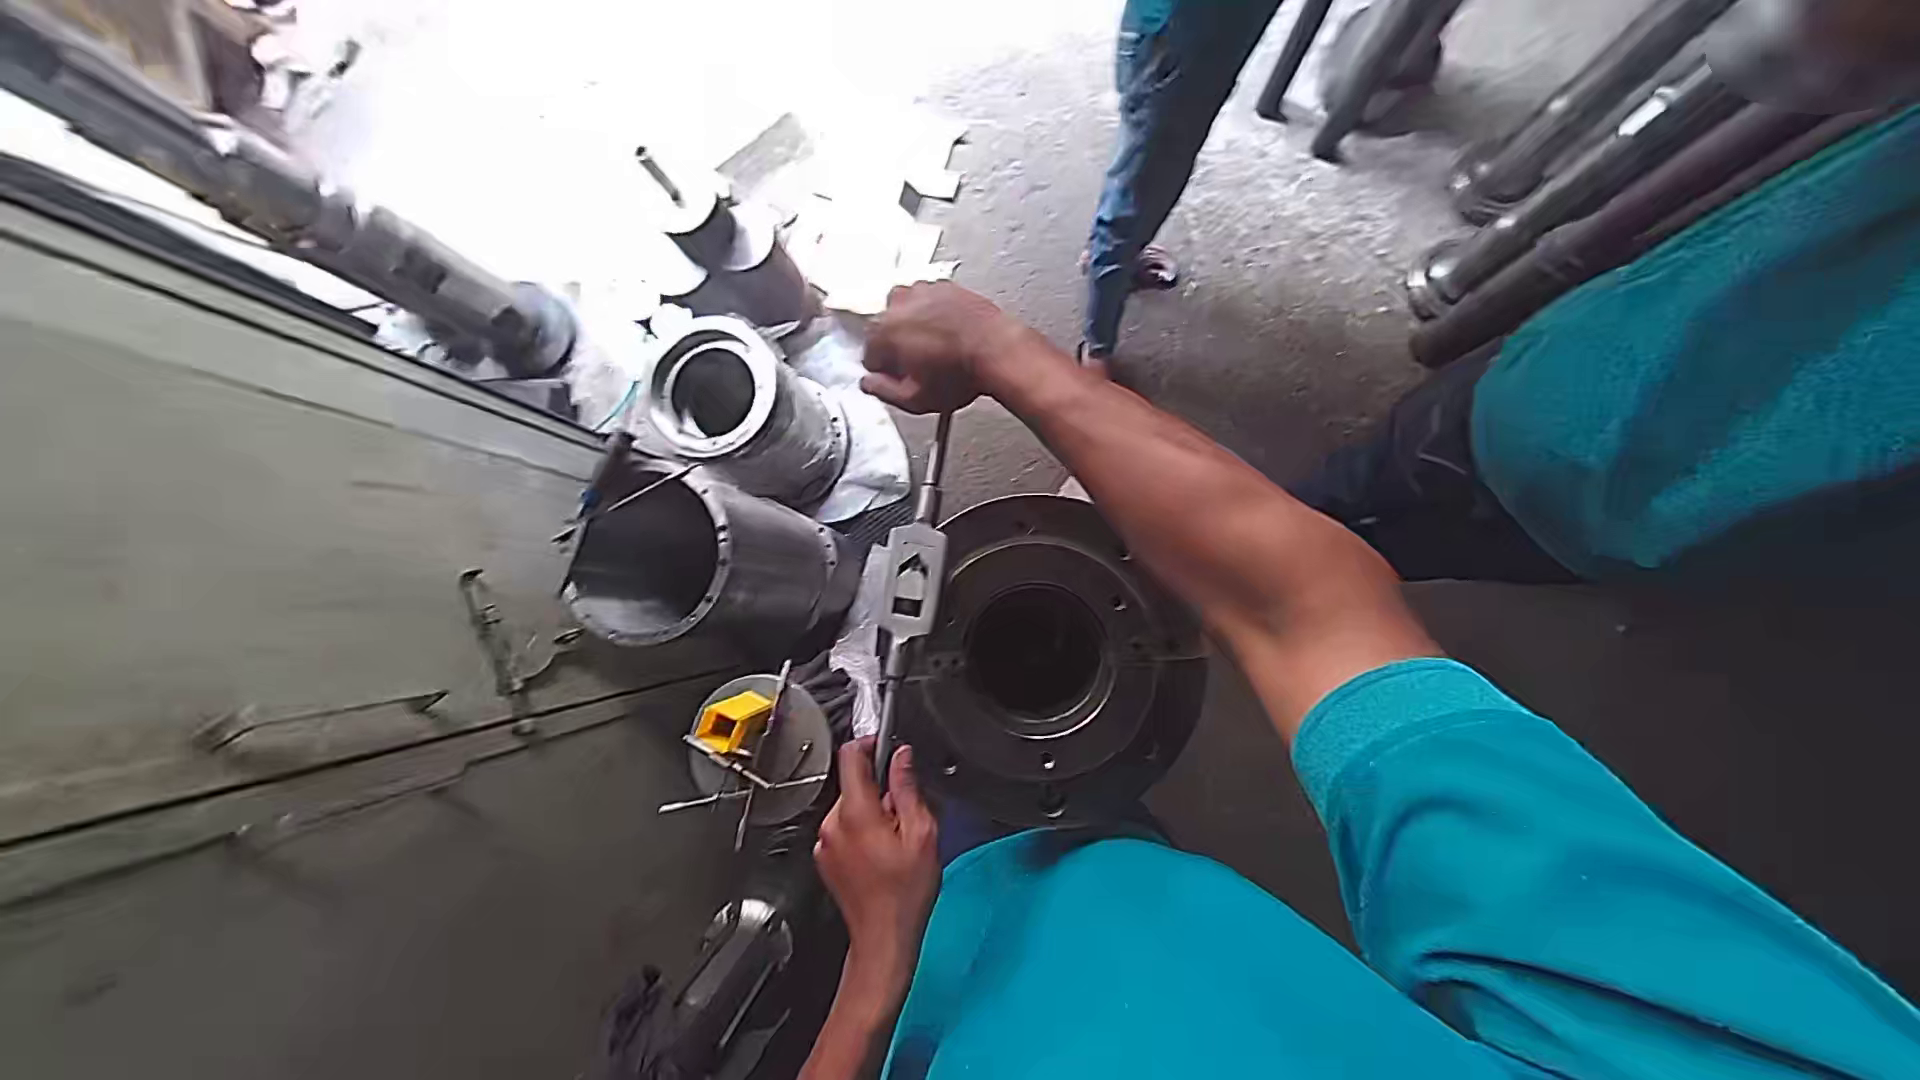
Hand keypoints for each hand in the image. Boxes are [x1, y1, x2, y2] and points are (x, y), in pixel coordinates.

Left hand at [814, 737, 940, 1003]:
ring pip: (850, 804)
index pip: (850, 755)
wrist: (883, 939)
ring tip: (893, 837)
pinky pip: (843, 825)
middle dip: (879, 788)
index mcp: (856, 813)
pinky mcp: (825, 856)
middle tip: (902, 812)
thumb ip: (908, 788)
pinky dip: (861, 828)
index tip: (885, 747)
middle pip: (853, 782)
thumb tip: (902, 757)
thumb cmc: (904, 894)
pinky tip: (880, 851)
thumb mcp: (922, 833)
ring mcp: (825, 842)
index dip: (869, 743)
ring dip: (871, 809)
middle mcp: (833, 824)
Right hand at [861, 282, 1040, 412]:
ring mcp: (923, 291)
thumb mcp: (914, 399)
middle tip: (919, 366)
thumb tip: (872, 385)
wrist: (997, 351)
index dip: (885, 371)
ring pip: (907, 312)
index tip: (899, 378)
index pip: (870, 354)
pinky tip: (949, 335)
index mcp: (883, 331)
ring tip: (936, 350)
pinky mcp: (946, 287)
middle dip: (898, 346)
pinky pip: (931, 303)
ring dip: (915, 328)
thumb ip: (884, 391)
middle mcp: (899, 304)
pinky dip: (935, 316)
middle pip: (886, 329)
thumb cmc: (960, 373)